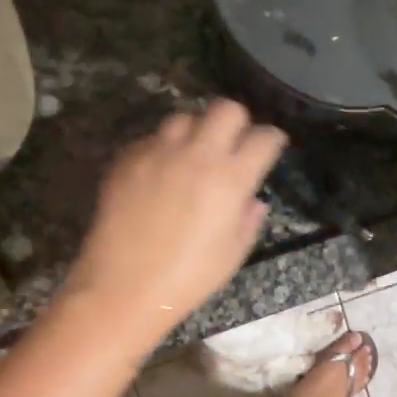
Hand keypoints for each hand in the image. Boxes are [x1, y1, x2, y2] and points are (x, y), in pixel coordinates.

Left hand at [67, 100, 285, 336]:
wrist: (123, 288)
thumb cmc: (188, 277)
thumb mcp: (234, 252)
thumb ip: (248, 218)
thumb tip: (252, 199)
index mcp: (231, 177)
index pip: (264, 137)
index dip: (273, 139)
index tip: (272, 147)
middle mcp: (197, 154)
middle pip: (227, 109)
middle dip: (237, 122)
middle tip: (233, 143)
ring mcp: (158, 153)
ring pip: (185, 117)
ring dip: (196, 131)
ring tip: (193, 154)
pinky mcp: (127, 160)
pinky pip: (151, 139)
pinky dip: (162, 148)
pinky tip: (161, 172)